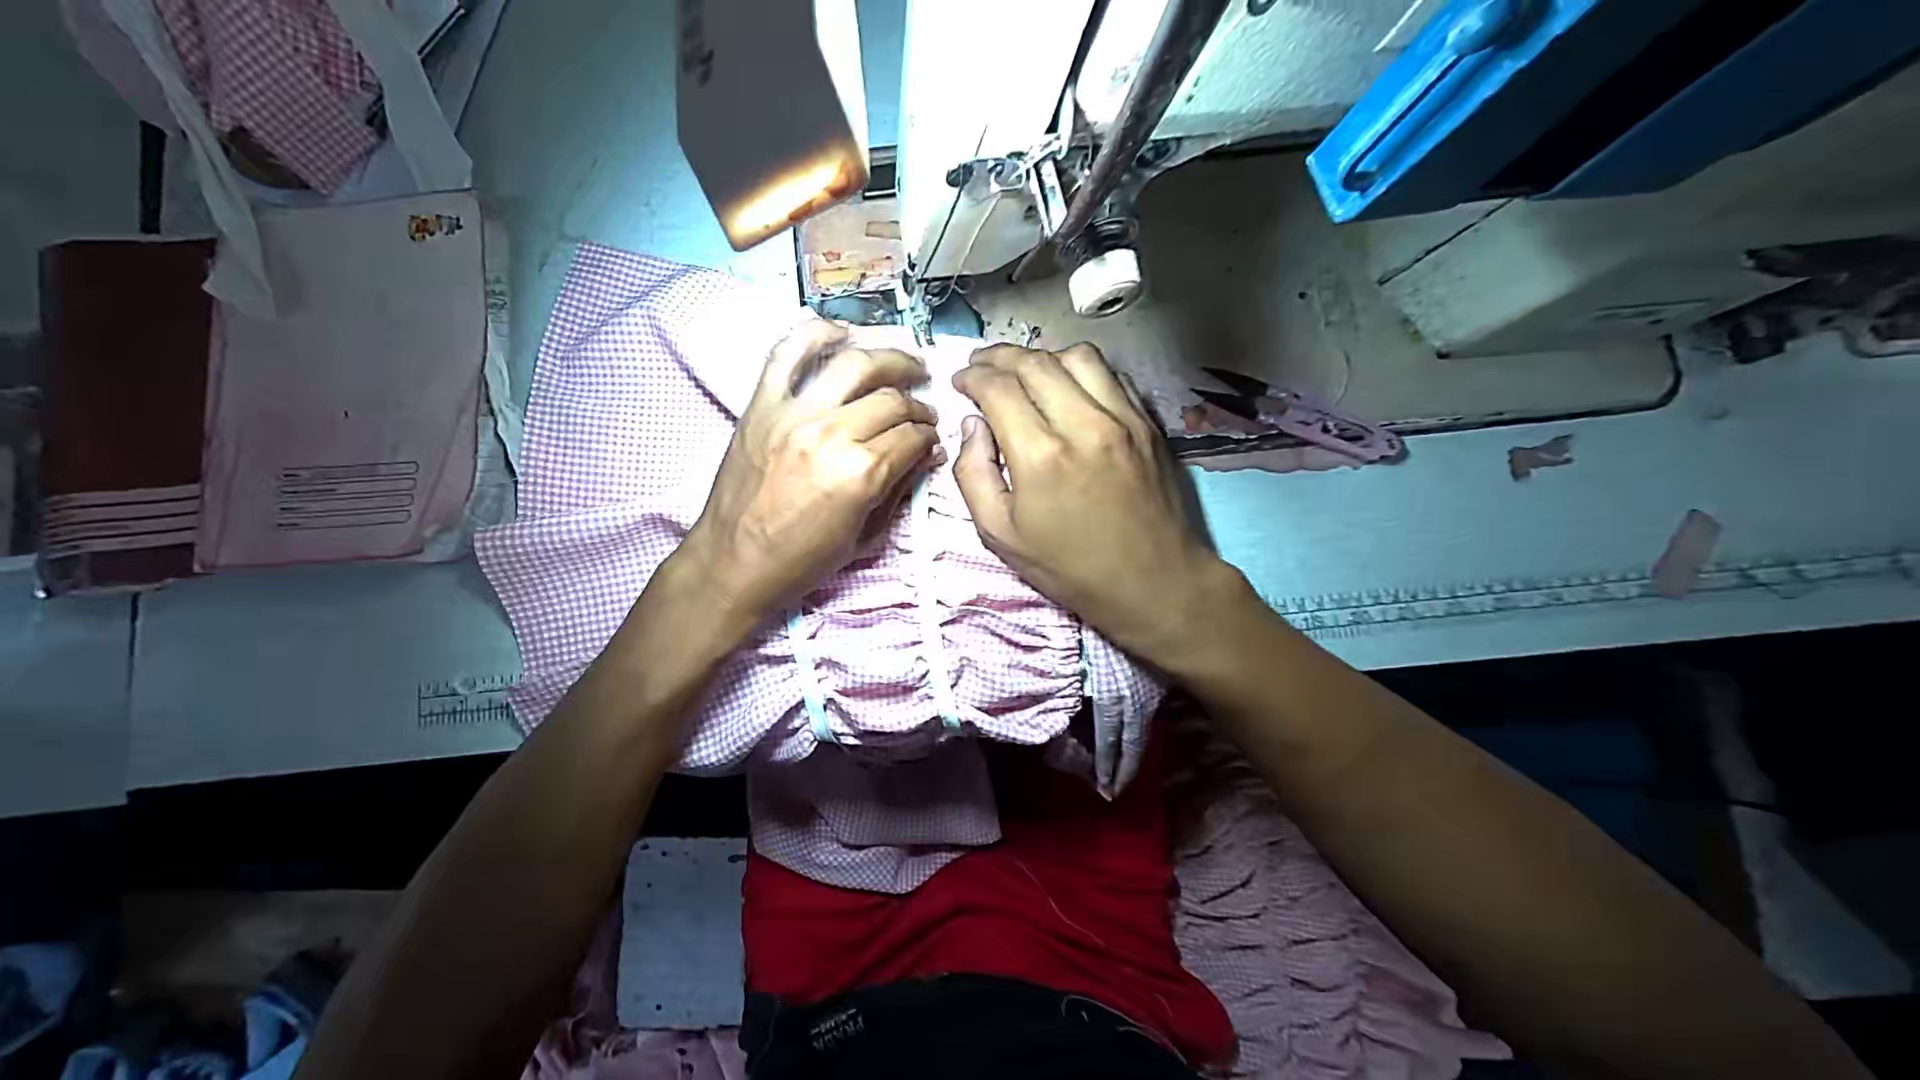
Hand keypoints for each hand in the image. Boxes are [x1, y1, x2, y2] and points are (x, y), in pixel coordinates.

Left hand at [684, 321, 939, 623]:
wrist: (735, 563)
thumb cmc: (803, 560)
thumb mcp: (866, 536)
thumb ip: (900, 489)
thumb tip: (927, 455)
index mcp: (862, 473)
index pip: (912, 437)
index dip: (929, 437)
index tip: (931, 439)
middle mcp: (832, 434)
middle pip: (891, 400)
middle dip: (918, 405)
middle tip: (924, 410)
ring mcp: (794, 414)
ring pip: (855, 365)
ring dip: (890, 359)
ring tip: (906, 365)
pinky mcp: (762, 405)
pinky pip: (787, 353)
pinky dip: (815, 333)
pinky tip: (839, 330)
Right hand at [950, 343, 1242, 670]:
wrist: (1152, 582)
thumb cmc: (1069, 567)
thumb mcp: (1000, 534)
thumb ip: (974, 474)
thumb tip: (973, 425)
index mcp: (1040, 456)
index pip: (998, 387)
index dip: (972, 377)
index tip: (962, 381)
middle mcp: (1083, 424)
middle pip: (1034, 362)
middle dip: (999, 356)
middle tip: (982, 365)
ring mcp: (1122, 419)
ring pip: (1076, 356)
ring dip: (1042, 356)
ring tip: (1024, 372)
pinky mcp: (1147, 423)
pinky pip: (1111, 374)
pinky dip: (1081, 370)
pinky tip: (1068, 386)